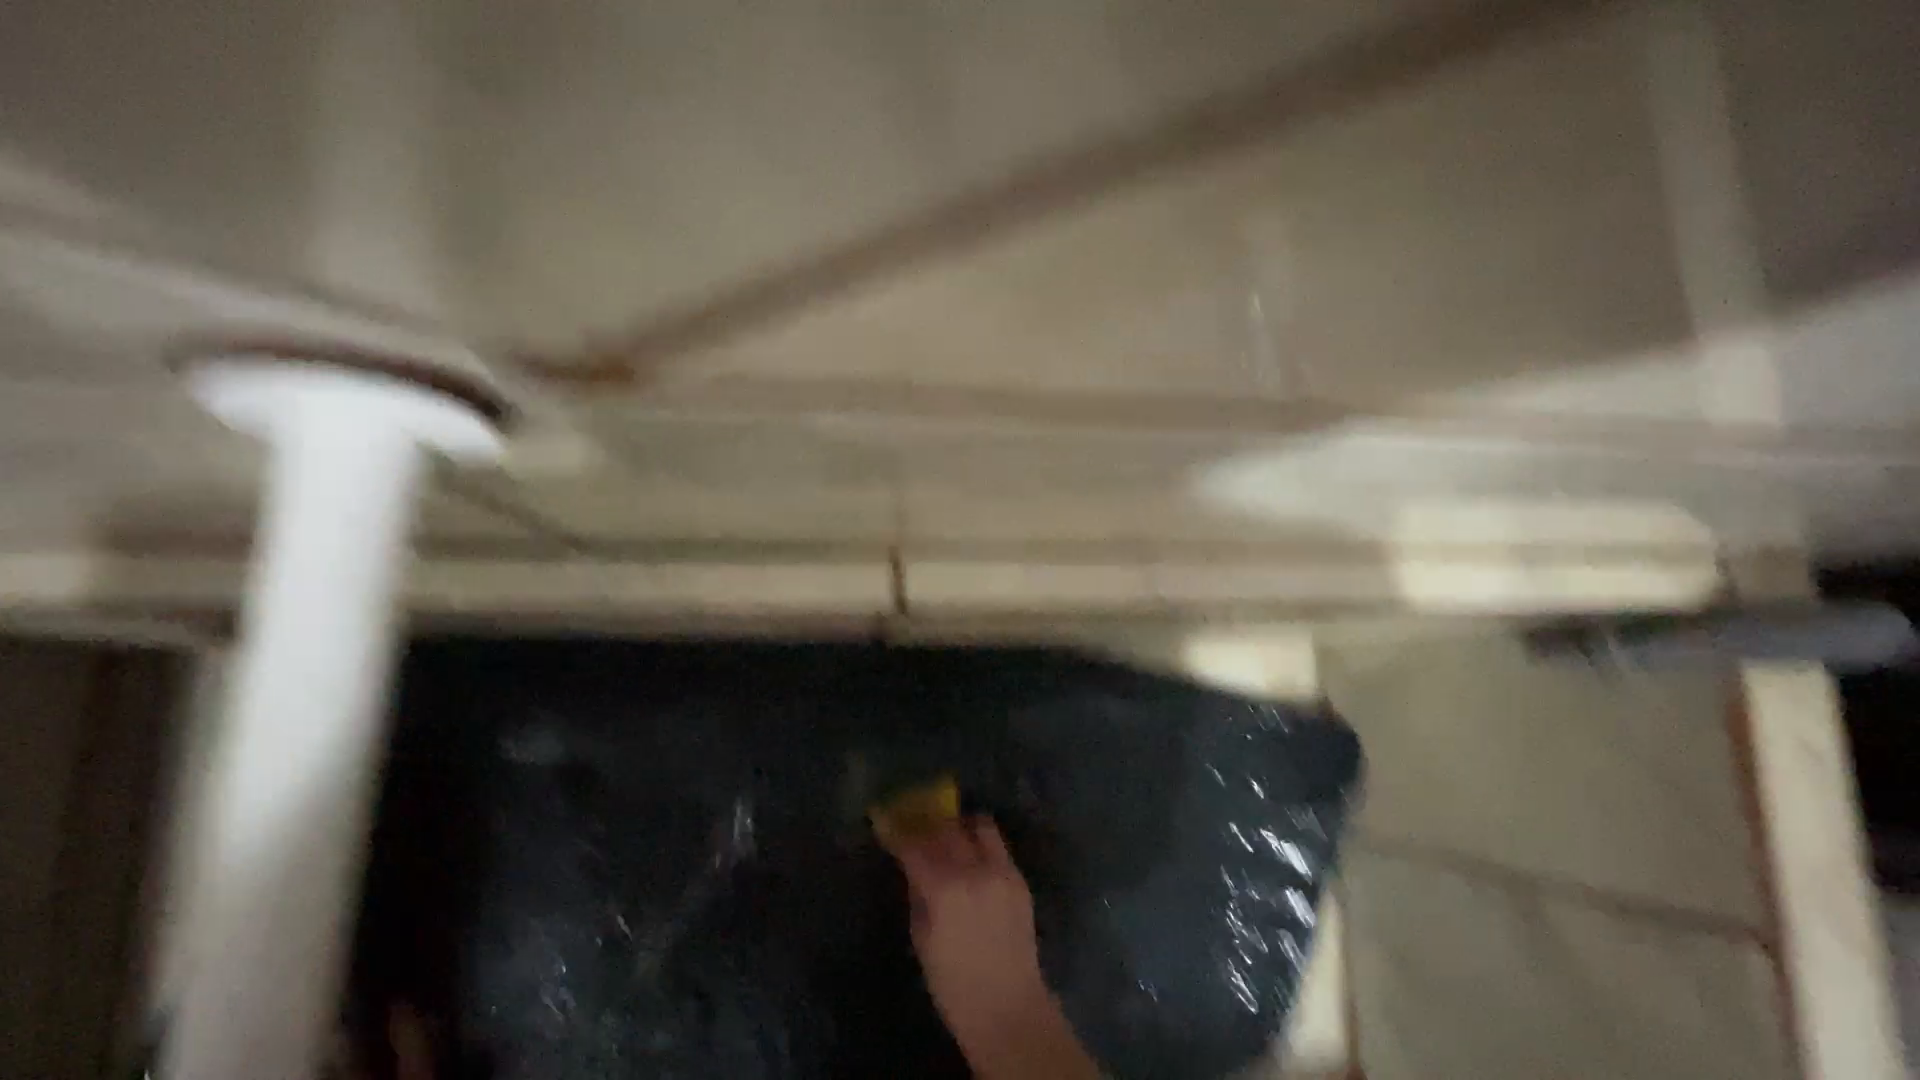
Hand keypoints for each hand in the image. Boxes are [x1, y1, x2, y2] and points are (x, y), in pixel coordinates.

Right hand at [881, 817, 1099, 1079]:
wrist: (1008, 1007)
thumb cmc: (953, 985)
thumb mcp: (922, 940)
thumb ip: (917, 896)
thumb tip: (913, 869)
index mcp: (943, 889)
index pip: (914, 847)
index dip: (897, 833)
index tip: (886, 822)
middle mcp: (973, 871)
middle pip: (947, 829)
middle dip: (929, 825)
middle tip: (918, 825)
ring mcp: (1001, 872)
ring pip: (980, 827)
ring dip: (961, 826)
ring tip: (950, 834)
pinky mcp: (1019, 879)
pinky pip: (998, 847)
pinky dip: (982, 843)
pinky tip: (972, 854)